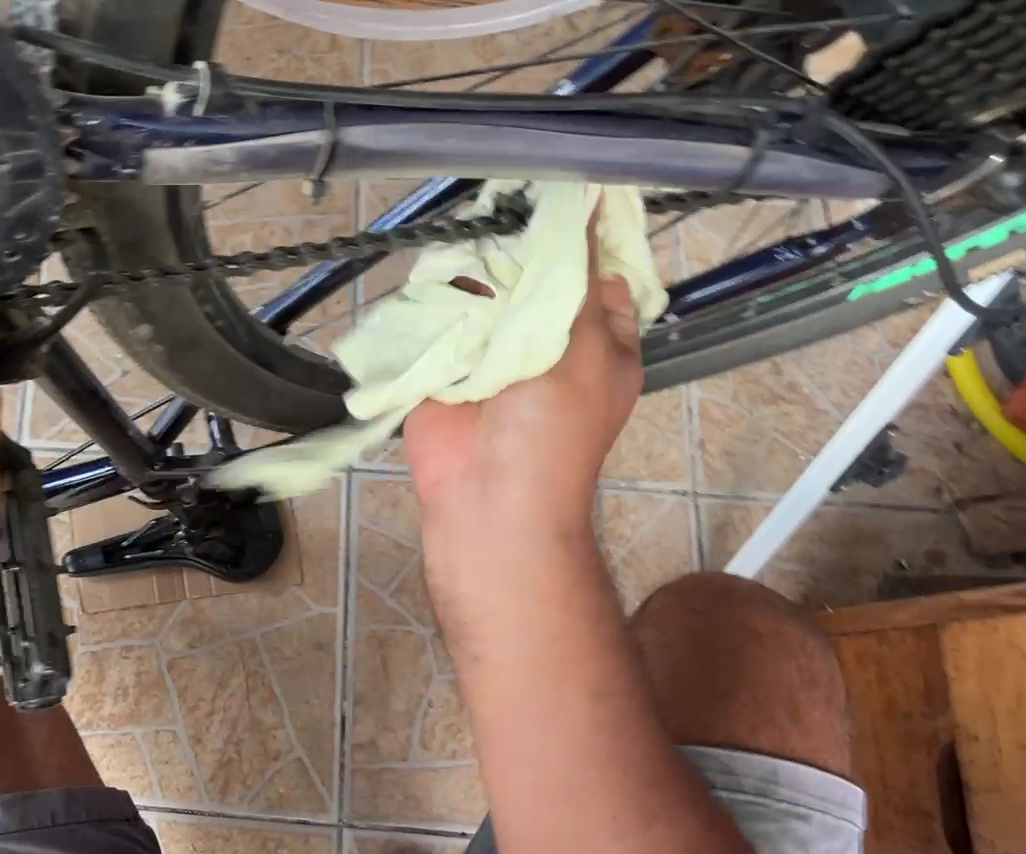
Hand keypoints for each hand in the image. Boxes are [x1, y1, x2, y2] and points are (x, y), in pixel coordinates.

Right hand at [403, 228, 642, 530]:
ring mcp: (489, 353)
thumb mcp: (586, 347)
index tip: (561, 187)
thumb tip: (588, 206)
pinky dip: (431, 300)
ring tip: (462, 226)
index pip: (593, 273)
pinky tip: (428, 268)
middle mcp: (542, 341)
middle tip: (500, 199)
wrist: (486, 495)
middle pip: (530, 278)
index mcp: (596, 339)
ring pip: (480, 295)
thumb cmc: (552, 429)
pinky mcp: (441, 367)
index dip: (580, 235)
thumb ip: (576, 278)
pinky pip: (436, 323)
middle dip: (515, 246)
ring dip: (470, 269)